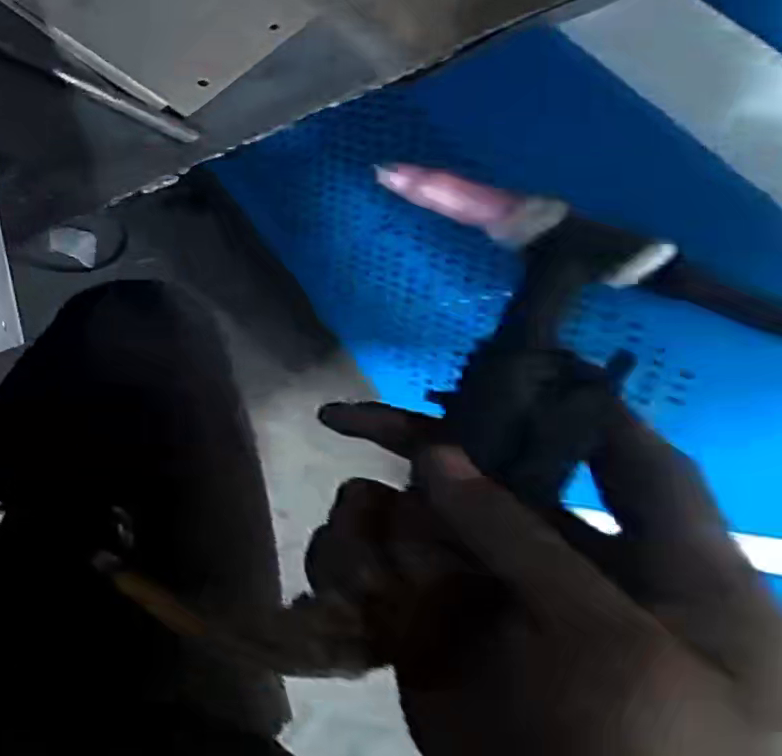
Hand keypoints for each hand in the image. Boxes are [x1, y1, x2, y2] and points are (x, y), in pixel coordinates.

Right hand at [308, 402, 781, 755]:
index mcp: (667, 576)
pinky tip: (347, 593)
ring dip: (372, 528)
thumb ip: (524, 540)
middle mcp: (570, 565)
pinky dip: (349, 565)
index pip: (635, 463)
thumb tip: (437, 451)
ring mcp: (491, 589)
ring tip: (364, 573)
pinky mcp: (431, 613)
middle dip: (409, 443)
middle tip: (340, 419)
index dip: (581, 404)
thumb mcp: (616, 647)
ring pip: (413, 511)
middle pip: (486, 471)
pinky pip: (376, 560)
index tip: (508, 359)